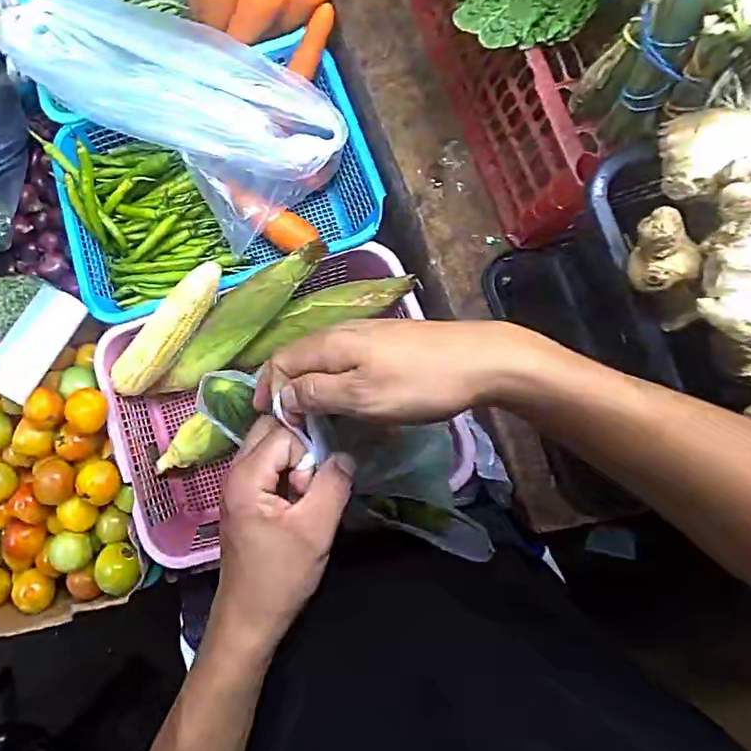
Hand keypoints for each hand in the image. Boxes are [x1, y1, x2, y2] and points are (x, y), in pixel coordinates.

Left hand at [211, 416, 353, 654]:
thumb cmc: (280, 575)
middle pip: (270, 429)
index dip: (305, 456)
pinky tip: (294, 504)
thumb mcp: (316, 529)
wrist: (250, 614)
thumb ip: (333, 485)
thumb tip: (344, 454)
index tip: (308, 492)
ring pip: (269, 446)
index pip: (284, 432)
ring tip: (302, 499)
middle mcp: (234, 470)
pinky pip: (267, 465)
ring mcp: (236, 482)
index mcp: (245, 474)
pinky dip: (286, 476)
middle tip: (308, 487)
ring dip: (293, 464)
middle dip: (299, 449)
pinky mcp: (243, 494)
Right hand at [255, 319, 563, 424]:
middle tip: (283, 418)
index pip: (279, 361)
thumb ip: (317, 394)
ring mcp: (363, 332)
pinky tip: (338, 392)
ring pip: (317, 356)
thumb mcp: (362, 397)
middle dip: (281, 385)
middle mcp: (339, 331)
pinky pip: (338, 356)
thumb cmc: (418, 383)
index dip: (267, 389)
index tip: (268, 419)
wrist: (483, 359)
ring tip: (305, 410)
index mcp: (328, 343)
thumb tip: (283, 395)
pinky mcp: (382, 339)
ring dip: (304, 382)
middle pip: (295, 356)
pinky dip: (327, 376)